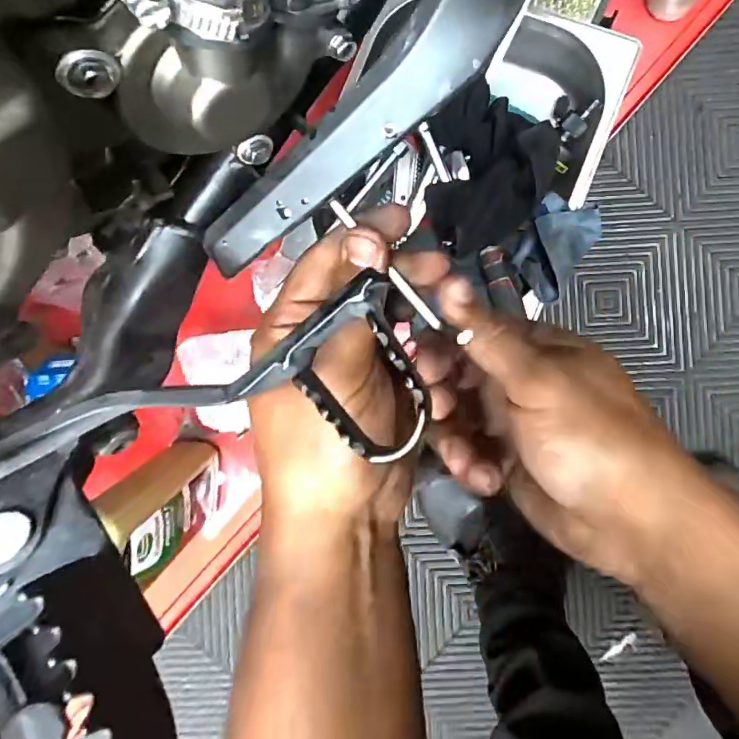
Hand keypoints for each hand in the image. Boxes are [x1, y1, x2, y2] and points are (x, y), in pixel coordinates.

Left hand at [249, 205, 453, 528]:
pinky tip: (438, 354)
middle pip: (364, 283)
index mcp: (291, 326)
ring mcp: (359, 355)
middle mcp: (323, 333)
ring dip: (421, 307)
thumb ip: (353, 301)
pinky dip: (428, 345)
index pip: (324, 262)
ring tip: (447, 296)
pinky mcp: (390, 378)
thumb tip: (365, 238)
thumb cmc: (321, 443)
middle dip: (402, 271)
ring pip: (394, 312)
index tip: (399, 220)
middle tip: (438, 263)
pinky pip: (413, 346)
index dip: (361, 235)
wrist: (348, 519)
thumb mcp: (332, 366)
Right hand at [425, 276, 705, 583]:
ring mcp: (517, 423)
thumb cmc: (588, 435)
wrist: (632, 521)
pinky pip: (474, 453)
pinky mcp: (511, 463)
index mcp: (535, 348)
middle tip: (436, 412)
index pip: (474, 331)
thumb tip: (451, 281)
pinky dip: (473, 466)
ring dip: (456, 438)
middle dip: (443, 395)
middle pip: (461, 376)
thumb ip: (487, 337)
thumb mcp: (537, 380)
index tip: (415, 361)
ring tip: (468, 461)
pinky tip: (488, 481)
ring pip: (462, 418)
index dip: (441, 344)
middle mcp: (522, 381)